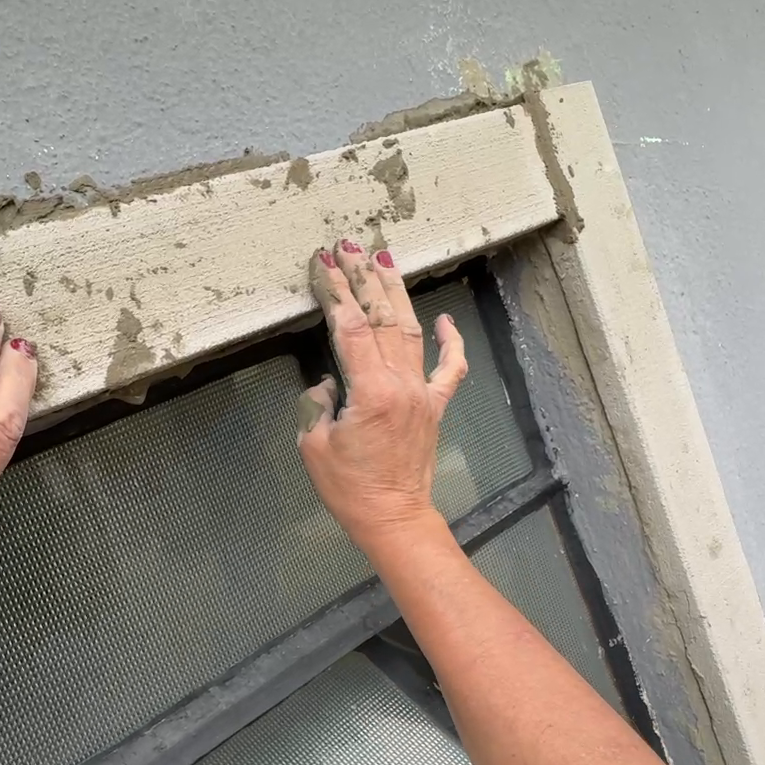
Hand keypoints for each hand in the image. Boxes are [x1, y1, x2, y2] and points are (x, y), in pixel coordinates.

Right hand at [298, 241, 466, 551]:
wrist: (392, 517)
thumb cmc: (348, 488)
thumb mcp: (314, 446)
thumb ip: (319, 404)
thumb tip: (332, 383)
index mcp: (370, 391)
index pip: (349, 329)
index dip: (335, 292)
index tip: (324, 264)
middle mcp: (401, 383)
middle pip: (381, 319)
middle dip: (363, 279)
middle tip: (349, 246)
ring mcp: (423, 393)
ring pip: (410, 332)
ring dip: (395, 294)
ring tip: (384, 260)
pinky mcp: (435, 407)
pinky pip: (449, 368)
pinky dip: (449, 341)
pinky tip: (444, 318)